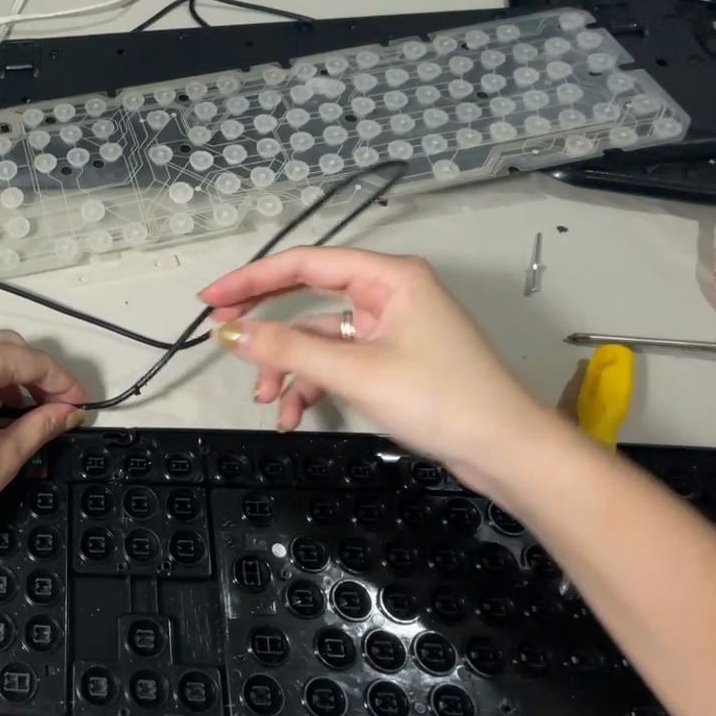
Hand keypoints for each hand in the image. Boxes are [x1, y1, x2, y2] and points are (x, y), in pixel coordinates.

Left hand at [0, 325, 88, 580]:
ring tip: (17, 408)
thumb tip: (68, 413)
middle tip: (54, 408)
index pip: (32, 361)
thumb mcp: (3, 458)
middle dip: (33, 374)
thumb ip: (40, 425)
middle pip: (3, 346)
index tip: (80, 405)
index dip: (63, 383)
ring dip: (0, 370)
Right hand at [199, 247, 560, 481]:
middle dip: (265, 323)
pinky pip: (333, 363)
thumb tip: (228, 334)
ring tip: (266, 400)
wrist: (506, 452)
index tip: (209, 301)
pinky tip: (292, 416)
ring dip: (286, 368)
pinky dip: (309, 385)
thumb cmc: (439, 399)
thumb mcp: (354, 371)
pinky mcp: (387, 359)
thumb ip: (286, 348)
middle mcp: (386, 293)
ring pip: (315, 337)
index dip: (250, 279)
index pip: (303, 263)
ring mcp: (387, 328)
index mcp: (388, 277)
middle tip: (222, 338)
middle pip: (305, 295)